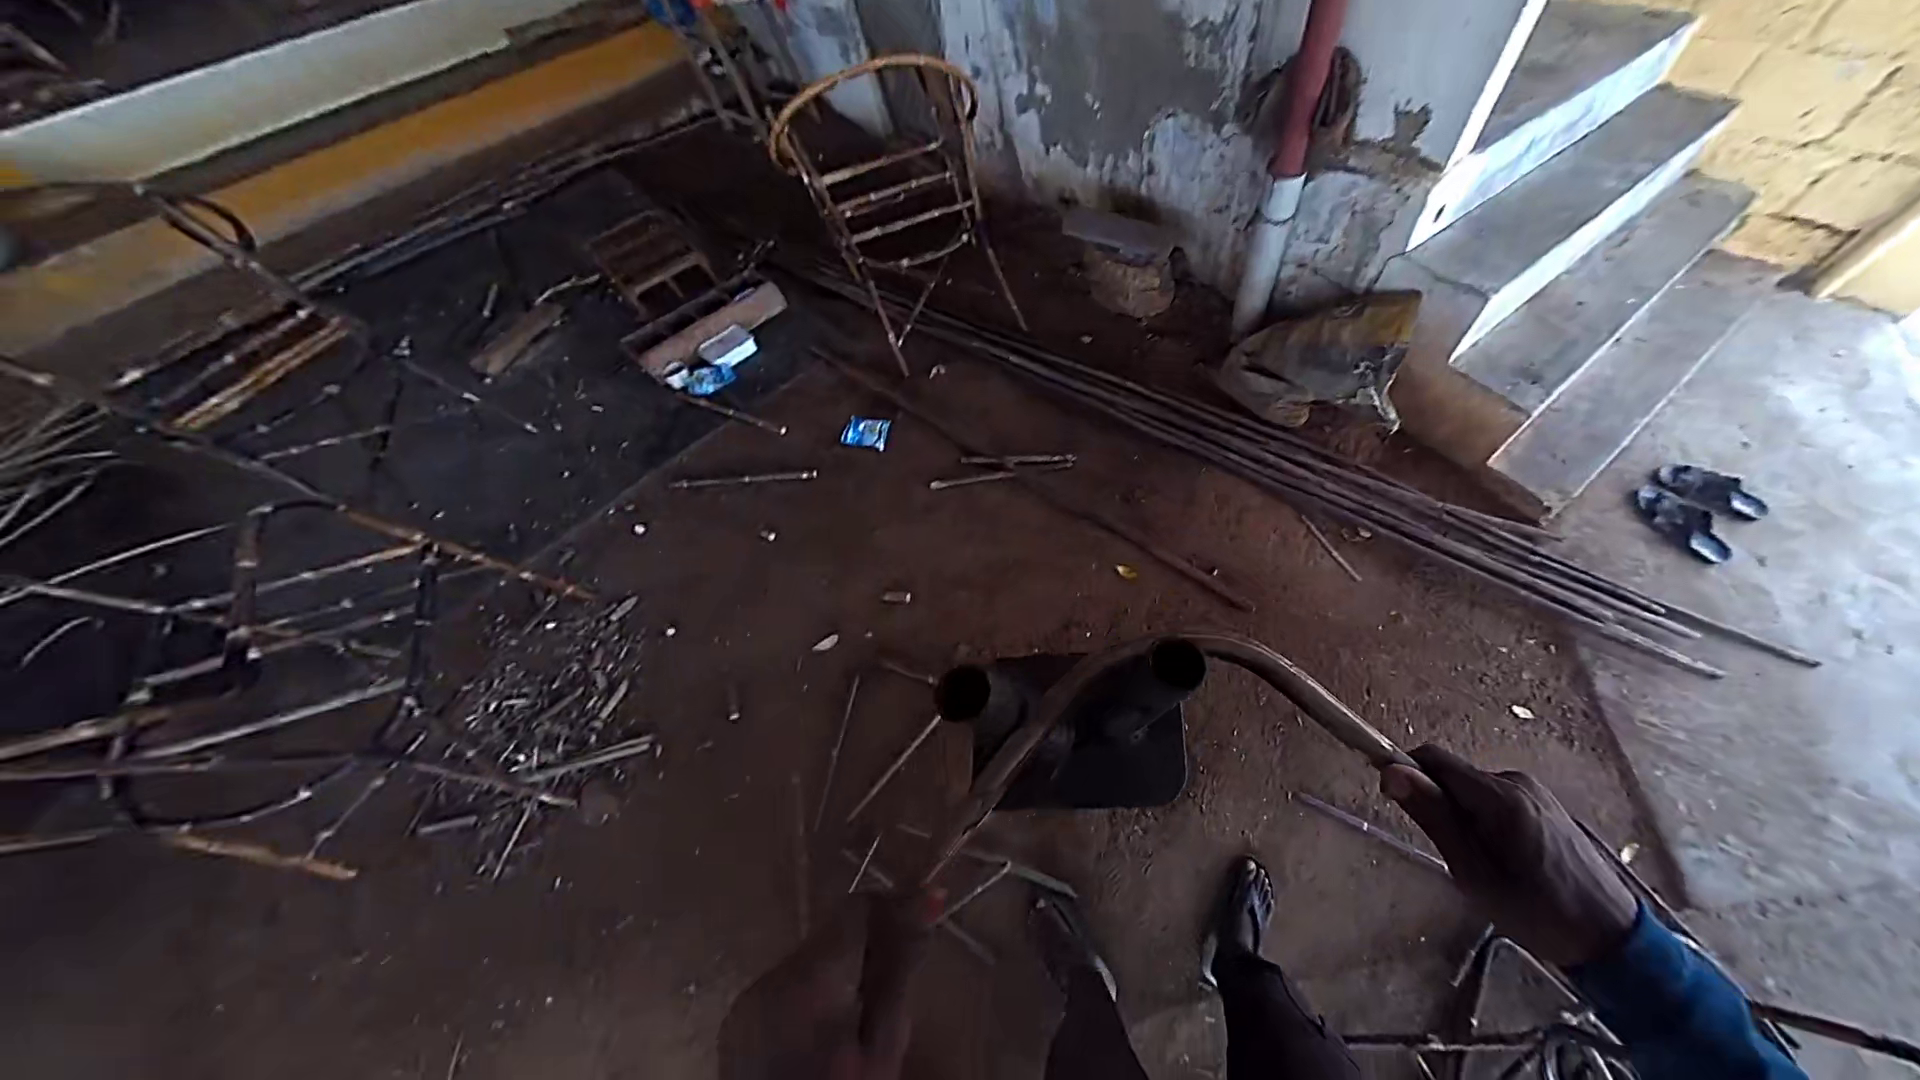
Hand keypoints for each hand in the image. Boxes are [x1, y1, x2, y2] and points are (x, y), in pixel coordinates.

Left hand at [719, 889, 941, 1079]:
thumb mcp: (884, 1047)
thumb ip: (901, 967)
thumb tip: (926, 901)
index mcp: (811, 982)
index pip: (856, 908)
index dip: (894, 905)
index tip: (929, 909)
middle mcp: (772, 976)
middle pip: (833, 930)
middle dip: (871, 940)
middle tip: (904, 968)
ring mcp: (748, 998)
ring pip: (812, 954)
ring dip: (844, 964)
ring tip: (866, 1004)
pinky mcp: (737, 1019)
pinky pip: (789, 981)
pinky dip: (816, 988)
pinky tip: (831, 1024)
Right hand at [1380, 744, 1636, 967]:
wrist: (1616, 943)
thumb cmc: (1536, 912)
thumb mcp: (1471, 870)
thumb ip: (1432, 815)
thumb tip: (1390, 771)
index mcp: (1499, 797)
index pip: (1432, 758)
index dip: (1404, 771)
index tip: (1396, 800)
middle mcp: (1517, 782)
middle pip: (1450, 772)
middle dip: (1436, 799)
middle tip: (1446, 845)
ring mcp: (1535, 791)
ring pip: (1470, 785)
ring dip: (1460, 810)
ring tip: (1477, 856)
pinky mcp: (1544, 803)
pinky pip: (1492, 795)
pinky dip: (1481, 814)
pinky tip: (1500, 852)